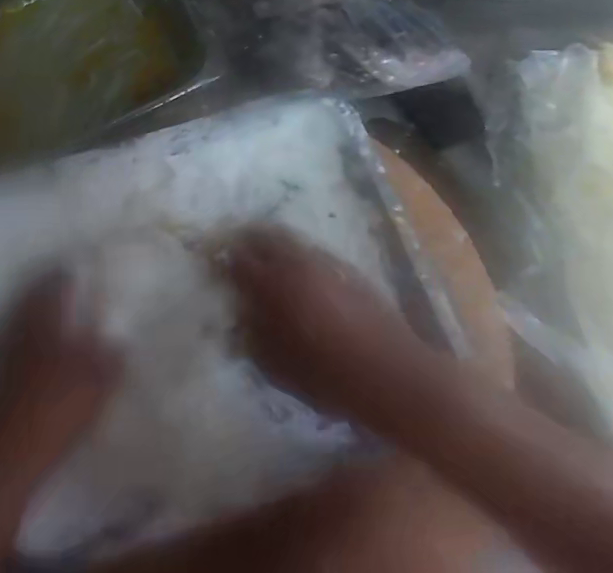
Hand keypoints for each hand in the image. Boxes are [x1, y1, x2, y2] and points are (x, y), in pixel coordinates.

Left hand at [0, 270, 122, 487]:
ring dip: (31, 302)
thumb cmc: (57, 410)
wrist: (11, 452)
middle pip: (30, 295)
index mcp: (46, 322)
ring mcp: (5, 350)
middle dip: (44, 282)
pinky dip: (22, 326)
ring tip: (46, 299)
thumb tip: (121, 343)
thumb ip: (110, 361)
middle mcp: (22, 328)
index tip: (77, 262)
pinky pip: (11, 334)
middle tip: (59, 274)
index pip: (54, 285)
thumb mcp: (96, 385)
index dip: (65, 272)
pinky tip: (31, 338)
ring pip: (18, 313)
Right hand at [221, 226, 433, 421]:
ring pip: (290, 239)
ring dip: (272, 242)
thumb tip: (242, 314)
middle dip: (247, 240)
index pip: (240, 260)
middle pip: (265, 236)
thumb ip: (254, 335)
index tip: (216, 264)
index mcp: (276, 285)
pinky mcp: (348, 269)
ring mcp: (326, 262)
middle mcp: (298, 264)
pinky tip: (297, 271)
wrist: (396, 377)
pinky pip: (312, 250)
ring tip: (264, 256)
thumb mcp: (279, 366)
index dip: (224, 261)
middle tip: (236, 249)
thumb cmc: (331, 378)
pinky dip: (296, 253)